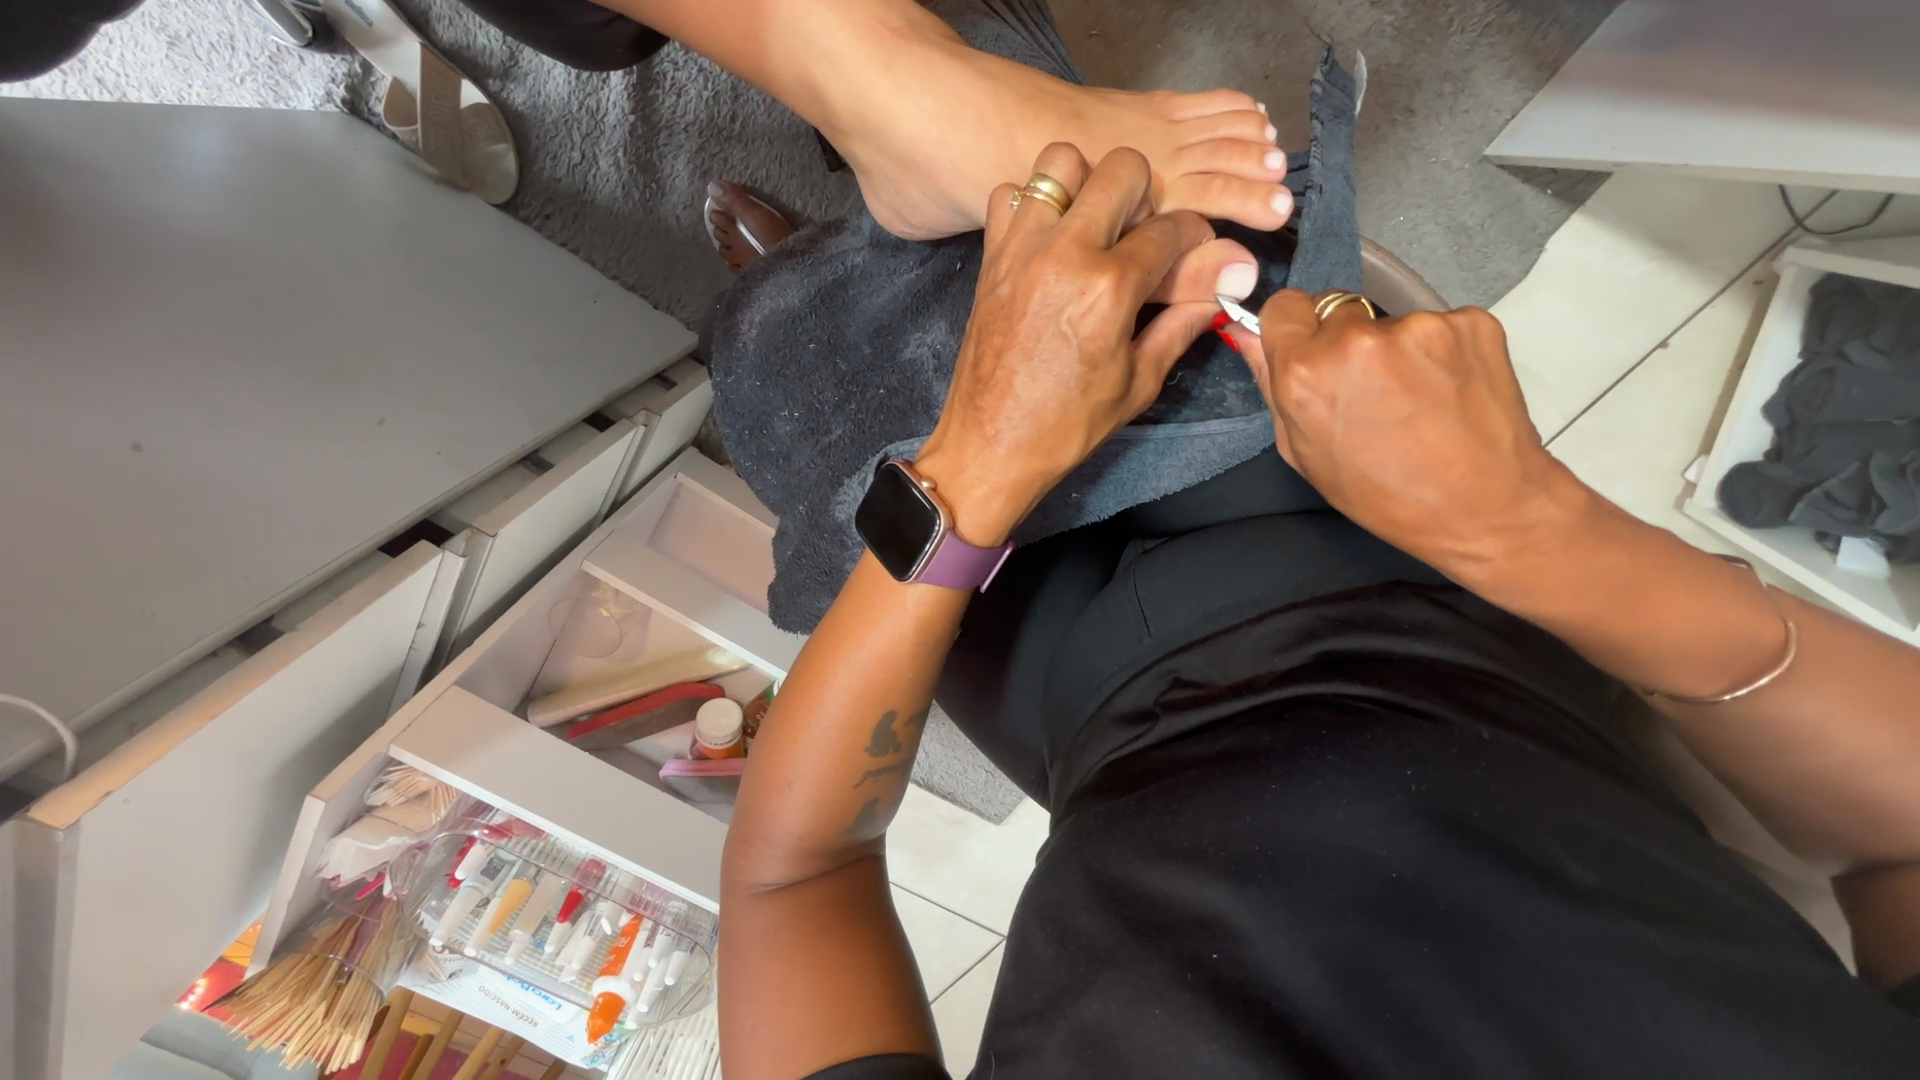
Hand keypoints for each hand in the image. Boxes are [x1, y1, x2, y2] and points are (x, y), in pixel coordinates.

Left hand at [915, 143, 1259, 544]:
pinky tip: (1047, 239)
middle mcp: (1065, 253)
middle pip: (1122, 169)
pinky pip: (1010, 194)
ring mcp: (1022, 249)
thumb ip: (1181, 323)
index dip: (1195, 237)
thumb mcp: (1138, 383)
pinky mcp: (992, 258)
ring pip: (1060, 162)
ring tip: (1093, 226)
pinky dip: (1032, 203)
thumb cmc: (1067, 426)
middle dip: (1146, 193)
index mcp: (1109, 288)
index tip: (1195, 252)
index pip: (1172, 228)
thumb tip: (1223, 286)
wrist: (991, 445)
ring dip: (1086, 183)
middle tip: (1141, 232)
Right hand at [1228, 290, 1595, 580]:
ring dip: (1392, 348)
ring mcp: (1417, 327)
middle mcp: (1356, 339)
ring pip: (1386, 320)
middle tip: (1365, 387)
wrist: (1481, 505)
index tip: (1307, 348)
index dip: (1293, 328)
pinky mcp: (1469, 322)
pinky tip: (1443, 392)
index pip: (1284, 306)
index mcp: (1305, 372)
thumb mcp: (1302, 452)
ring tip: (1411, 398)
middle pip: (1334, 309)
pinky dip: (1436, 351)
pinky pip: (1434, 325)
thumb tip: (1250, 337)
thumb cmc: (1383, 493)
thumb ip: (1272, 386)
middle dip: (1341, 339)